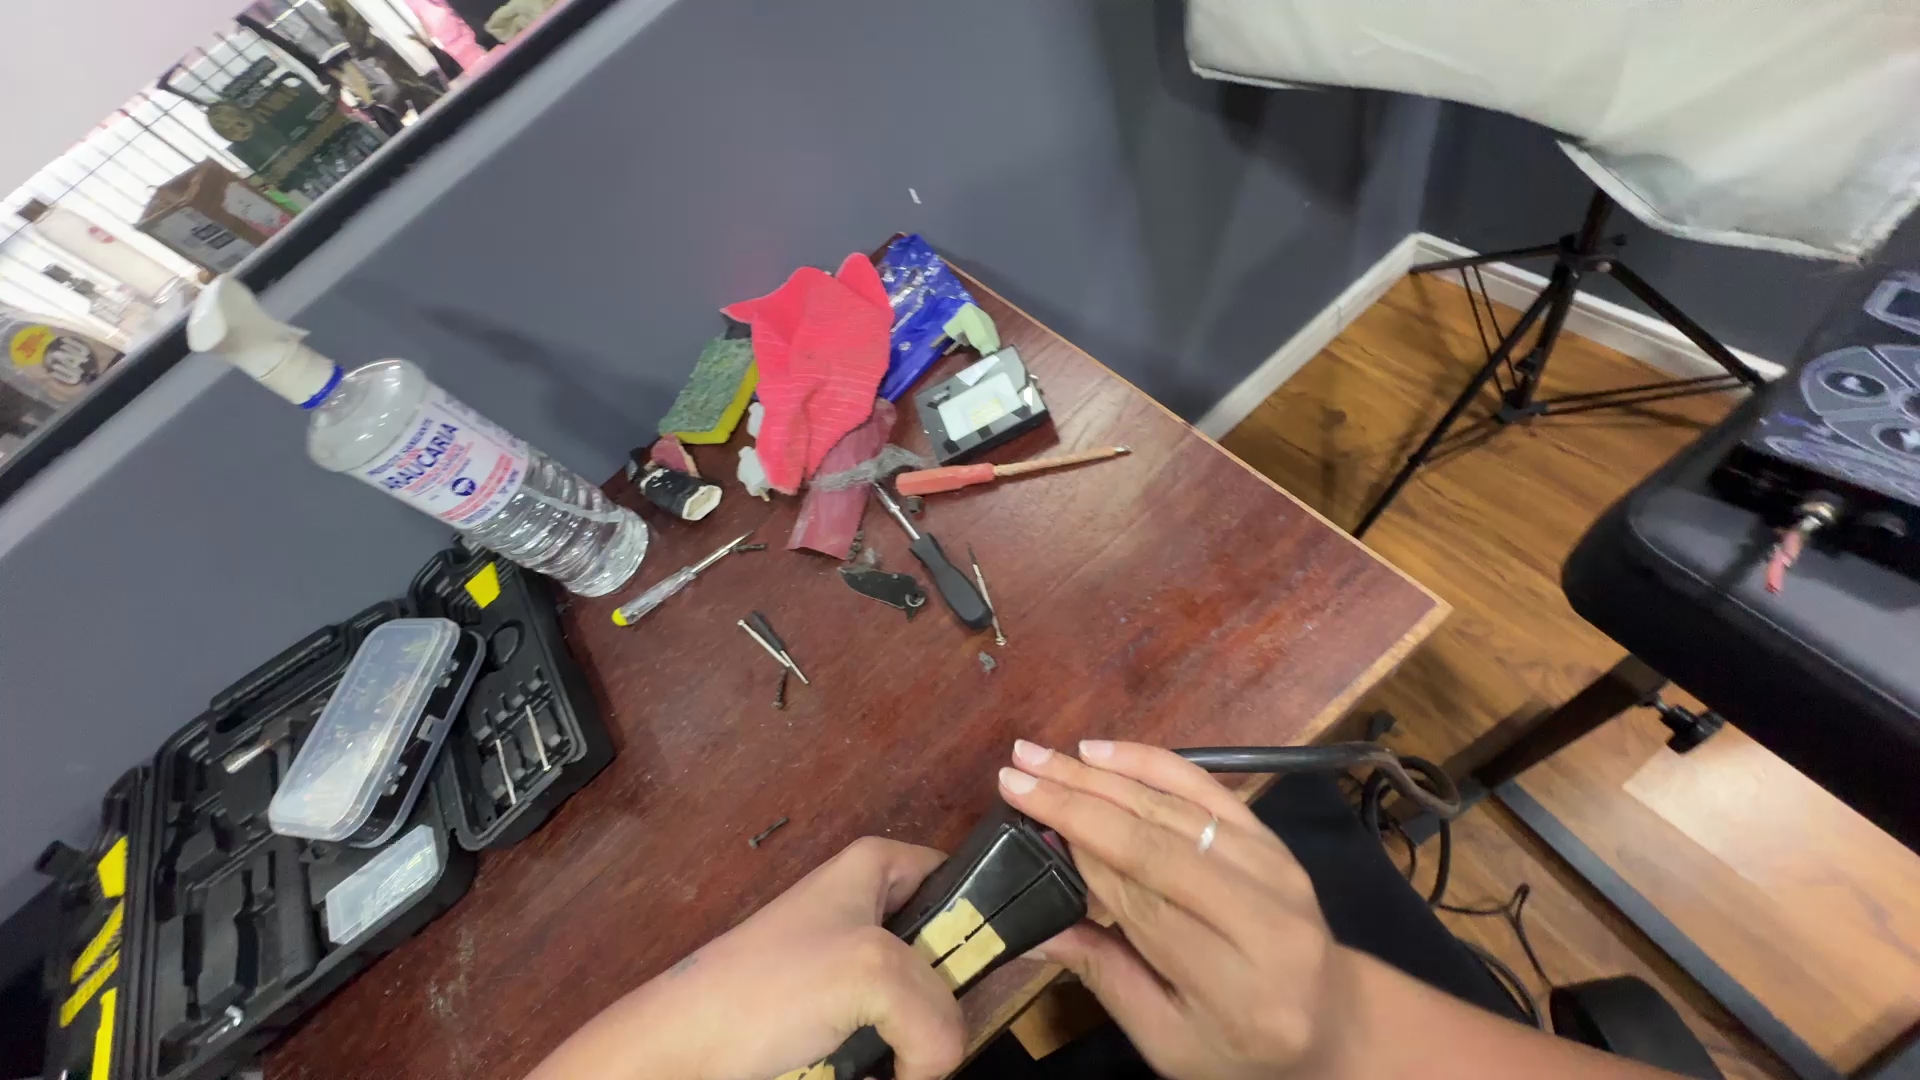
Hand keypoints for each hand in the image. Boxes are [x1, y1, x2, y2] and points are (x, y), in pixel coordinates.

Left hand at [527, 837, 962, 1079]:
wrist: (678, 1053)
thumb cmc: (775, 985)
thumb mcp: (872, 974)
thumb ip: (937, 1012)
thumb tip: (946, 1059)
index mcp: (878, 865)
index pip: (963, 880)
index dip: (990, 923)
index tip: (1012, 977)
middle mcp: (868, 903)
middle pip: (946, 945)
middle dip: (954, 997)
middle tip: (950, 1037)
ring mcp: (849, 959)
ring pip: (921, 997)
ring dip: (921, 1037)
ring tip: (908, 1062)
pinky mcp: (833, 1010)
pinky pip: (891, 1029)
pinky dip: (897, 1057)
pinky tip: (885, 1072)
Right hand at [998, 740, 1359, 1079]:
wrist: (1337, 1020)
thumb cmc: (1244, 1048)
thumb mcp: (1170, 1042)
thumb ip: (1104, 977)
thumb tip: (1031, 929)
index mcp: (1239, 989)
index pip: (1145, 904)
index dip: (1085, 859)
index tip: (1027, 821)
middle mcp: (1263, 915)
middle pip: (1154, 844)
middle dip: (1075, 803)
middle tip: (1015, 775)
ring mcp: (1271, 863)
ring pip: (1169, 807)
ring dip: (1096, 776)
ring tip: (1038, 756)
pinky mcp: (1266, 833)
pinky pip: (1200, 785)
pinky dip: (1146, 761)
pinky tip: (1098, 750)